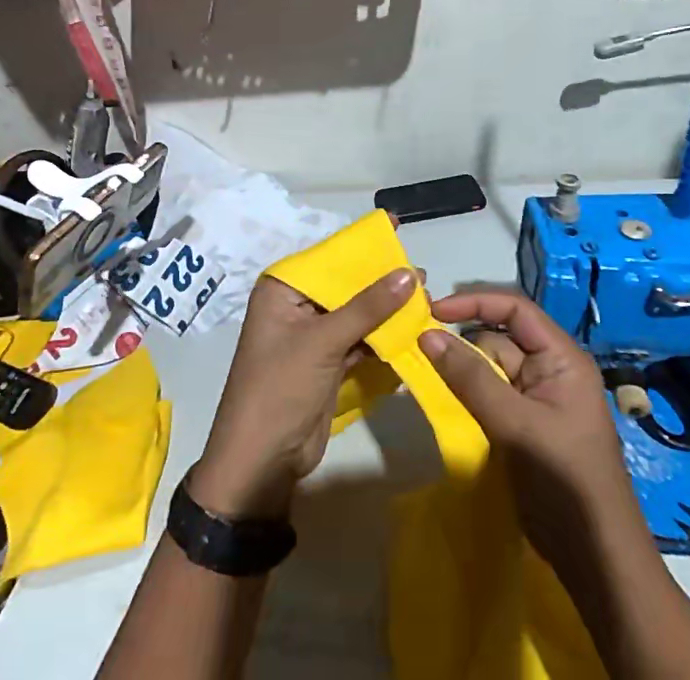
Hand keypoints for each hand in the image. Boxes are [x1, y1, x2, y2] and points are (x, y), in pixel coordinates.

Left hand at [188, 269, 414, 519]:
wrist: (262, 461)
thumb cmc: (279, 389)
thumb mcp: (323, 342)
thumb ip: (368, 307)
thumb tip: (411, 273)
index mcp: (283, 291)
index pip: (328, 256)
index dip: (363, 244)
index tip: (399, 228)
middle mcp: (297, 306)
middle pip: (346, 283)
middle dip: (382, 279)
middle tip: (422, 275)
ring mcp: (314, 335)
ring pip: (358, 311)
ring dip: (388, 309)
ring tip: (427, 300)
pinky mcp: (329, 360)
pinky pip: (361, 337)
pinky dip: (384, 335)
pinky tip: (413, 328)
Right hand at [417, 292, 637, 570]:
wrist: (593, 550)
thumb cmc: (563, 477)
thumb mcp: (515, 424)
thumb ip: (471, 378)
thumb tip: (428, 334)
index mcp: (562, 357)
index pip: (516, 310)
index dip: (474, 303)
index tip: (432, 311)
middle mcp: (551, 369)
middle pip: (500, 338)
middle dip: (462, 340)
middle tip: (417, 347)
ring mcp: (538, 398)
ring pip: (492, 368)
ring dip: (462, 369)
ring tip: (424, 373)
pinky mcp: (525, 425)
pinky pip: (491, 396)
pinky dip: (468, 394)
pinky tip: (443, 398)